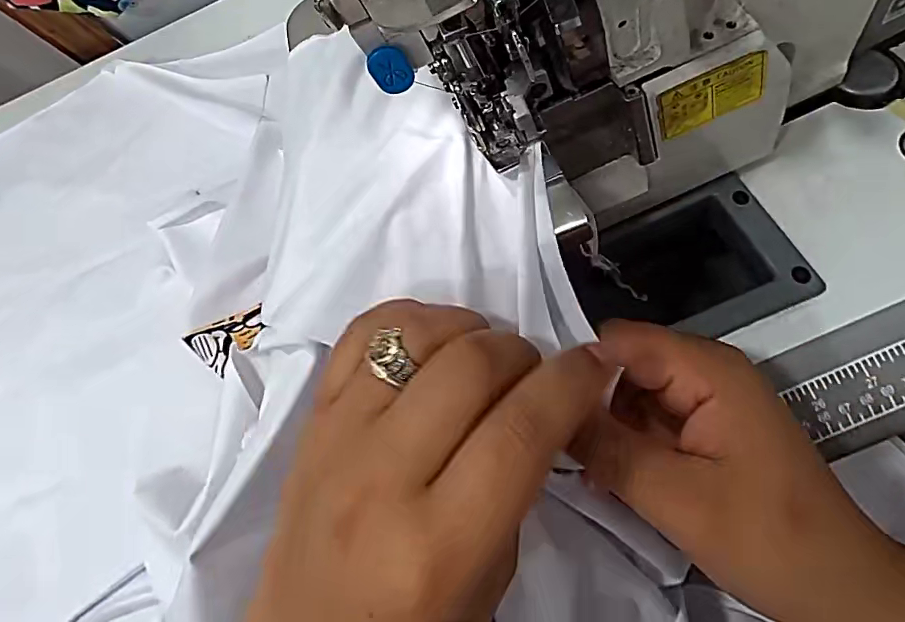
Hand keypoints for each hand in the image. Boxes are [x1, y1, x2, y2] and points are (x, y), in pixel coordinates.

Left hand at [247, 300, 611, 621]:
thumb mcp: (485, 586)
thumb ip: (514, 491)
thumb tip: (540, 404)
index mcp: (435, 546)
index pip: (520, 430)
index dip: (570, 382)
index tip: (594, 363)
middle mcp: (381, 477)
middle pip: (471, 366)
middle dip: (521, 352)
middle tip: (534, 370)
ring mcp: (337, 436)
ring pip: (417, 334)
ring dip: (468, 328)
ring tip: (483, 353)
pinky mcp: (311, 414)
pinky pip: (361, 332)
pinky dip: (409, 318)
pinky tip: (432, 338)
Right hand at [570, 321, 904, 621]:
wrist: (843, 590)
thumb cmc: (769, 538)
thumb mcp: (678, 498)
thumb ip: (610, 447)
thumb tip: (551, 409)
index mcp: (707, 367)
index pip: (621, 340)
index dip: (578, 366)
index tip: (542, 403)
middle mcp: (708, 368)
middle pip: (627, 363)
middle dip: (593, 402)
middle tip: (562, 446)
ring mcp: (712, 396)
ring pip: (637, 392)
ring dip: (612, 427)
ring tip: (588, 469)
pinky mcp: (711, 425)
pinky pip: (656, 417)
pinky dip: (633, 442)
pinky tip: (615, 477)